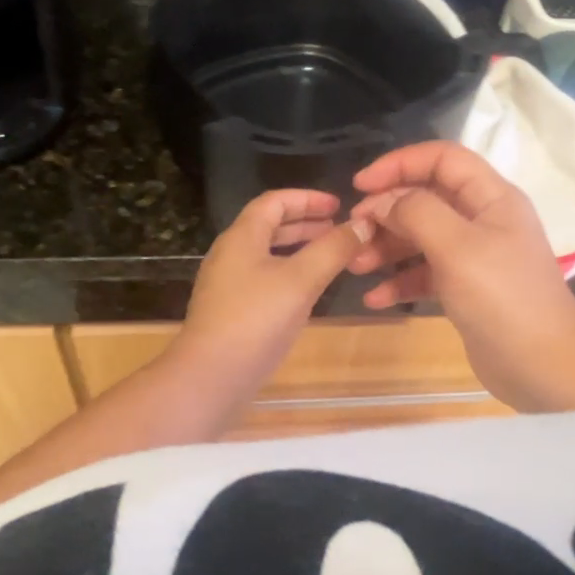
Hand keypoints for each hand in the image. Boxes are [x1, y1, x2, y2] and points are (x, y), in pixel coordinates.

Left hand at [167, 189, 370, 404]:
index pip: (273, 202)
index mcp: (241, 237)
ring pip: (267, 256)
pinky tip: (309, 294)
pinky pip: (264, 282)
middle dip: (305, 225)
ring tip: (331, 258)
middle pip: (269, 227)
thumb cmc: (255, 320)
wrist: (211, 376)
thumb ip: (333, 249)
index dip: (307, 198)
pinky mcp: (232, 313)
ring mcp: (228, 286)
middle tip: (339, 231)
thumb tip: (363, 224)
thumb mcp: (300, 280)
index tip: (338, 206)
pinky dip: (290, 277)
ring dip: (299, 252)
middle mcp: (230, 255)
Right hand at [349, 142, 574, 410]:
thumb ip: (417, 213)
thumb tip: (384, 200)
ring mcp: (476, 257)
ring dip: (387, 247)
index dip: (399, 164)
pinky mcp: (466, 290)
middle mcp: (484, 220)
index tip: (360, 185)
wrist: (542, 364)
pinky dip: (400, 281)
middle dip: (387, 212)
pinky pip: (426, 274)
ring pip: (421, 238)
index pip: (442, 159)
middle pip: (427, 199)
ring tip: (357, 266)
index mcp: (491, 198)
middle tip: (353, 233)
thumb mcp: (457, 247)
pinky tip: (376, 298)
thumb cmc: (502, 298)